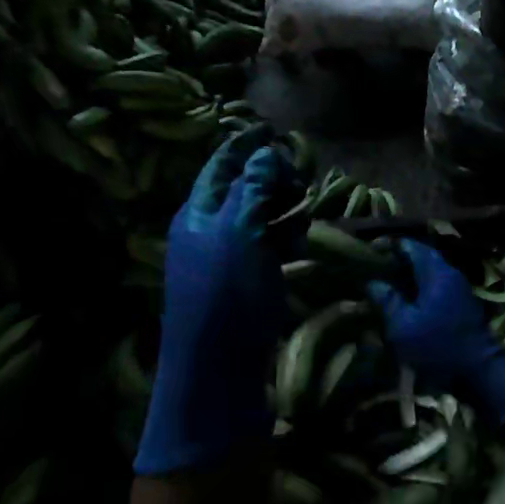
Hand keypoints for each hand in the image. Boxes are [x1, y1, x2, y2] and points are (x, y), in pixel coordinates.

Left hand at [136, 128, 294, 474]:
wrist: (218, 375)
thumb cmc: (225, 295)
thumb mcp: (238, 232)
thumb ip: (253, 187)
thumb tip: (266, 152)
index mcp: (198, 212)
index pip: (222, 164)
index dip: (245, 144)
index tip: (272, 128)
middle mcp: (210, 230)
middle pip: (243, 187)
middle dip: (272, 176)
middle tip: (300, 176)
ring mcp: (228, 258)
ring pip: (259, 215)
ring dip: (283, 204)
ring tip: (306, 204)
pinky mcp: (246, 282)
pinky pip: (268, 244)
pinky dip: (286, 234)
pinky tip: (303, 236)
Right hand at [367, 240, 504, 426]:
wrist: (481, 374)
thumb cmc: (438, 347)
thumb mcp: (403, 326)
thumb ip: (386, 300)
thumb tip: (371, 282)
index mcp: (436, 271)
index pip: (409, 244)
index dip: (387, 245)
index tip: (368, 253)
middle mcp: (449, 272)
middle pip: (419, 256)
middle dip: (396, 261)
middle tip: (373, 270)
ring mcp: (458, 288)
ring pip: (427, 271)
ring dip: (407, 276)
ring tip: (385, 285)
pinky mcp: (461, 304)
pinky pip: (435, 286)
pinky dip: (418, 288)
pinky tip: (404, 302)